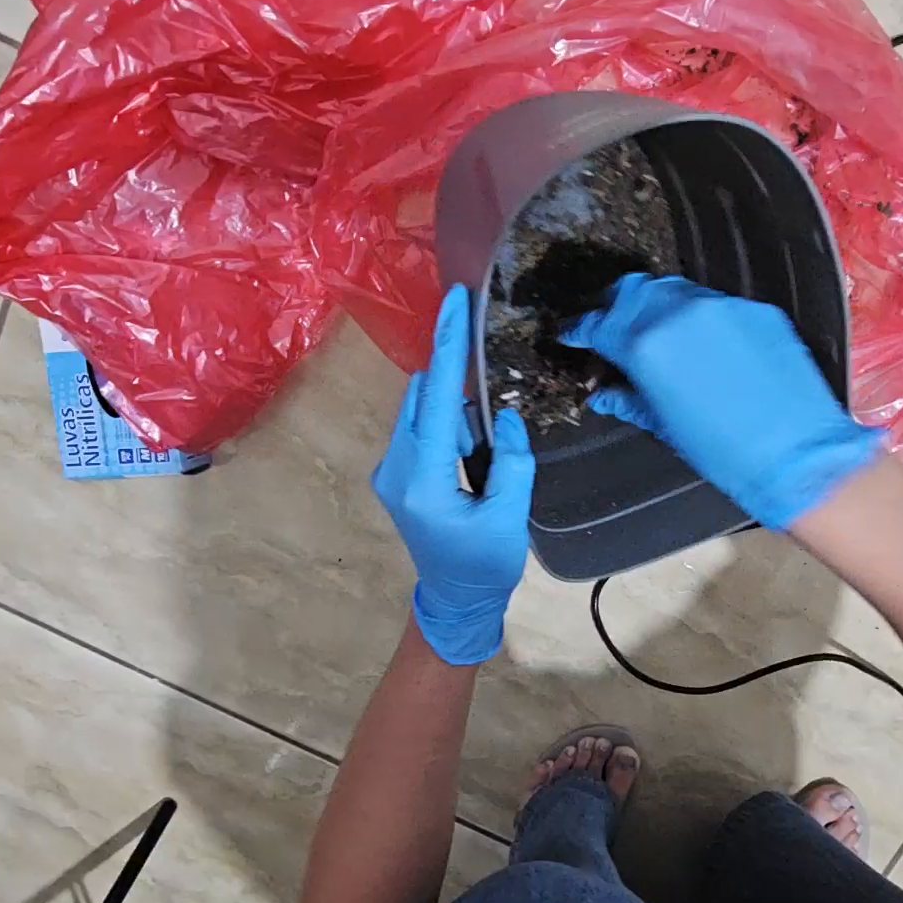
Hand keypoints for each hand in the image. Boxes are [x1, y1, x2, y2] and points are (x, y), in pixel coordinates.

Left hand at [373, 285, 534, 665]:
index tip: (456, 303)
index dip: (447, 348)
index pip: (435, 399)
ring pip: (417, 412)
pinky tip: (466, 450)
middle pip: (420, 397)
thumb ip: (513, 462)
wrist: (455, 599)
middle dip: (453, 385)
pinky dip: (443, 425)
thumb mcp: (510, 517)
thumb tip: (505, 416)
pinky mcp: (395, 476)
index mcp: (424, 479)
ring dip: (451, 410)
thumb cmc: (485, 565)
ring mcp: (390, 472)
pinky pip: (417, 429)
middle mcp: (396, 468)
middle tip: (485, 406)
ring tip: (479, 450)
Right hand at [561, 273, 882, 528]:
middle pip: (633, 291)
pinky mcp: (755, 309)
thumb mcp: (663, 426)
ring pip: (673, 291)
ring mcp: (722, 306)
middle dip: (614, 307)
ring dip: (655, 307)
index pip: (599, 324)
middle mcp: (679, 313)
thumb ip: (628, 400)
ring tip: (653, 334)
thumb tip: (604, 395)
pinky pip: (712, 304)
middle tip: (609, 328)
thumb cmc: (720, 450)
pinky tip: (700, 345)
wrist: (795, 452)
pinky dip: (695, 318)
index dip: (579, 330)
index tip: (570, 335)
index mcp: (646, 345)